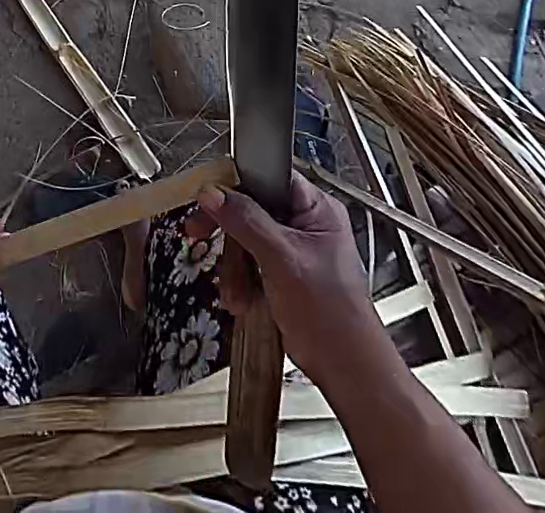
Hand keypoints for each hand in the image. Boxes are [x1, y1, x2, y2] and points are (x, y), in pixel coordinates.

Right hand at [195, 173, 392, 383]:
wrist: (345, 368)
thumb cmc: (330, 314)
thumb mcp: (282, 259)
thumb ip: (246, 221)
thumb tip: (213, 193)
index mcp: (316, 207)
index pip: (268, 177)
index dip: (235, 185)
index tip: (207, 200)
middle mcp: (305, 223)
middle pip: (251, 208)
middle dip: (230, 235)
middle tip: (199, 233)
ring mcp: (293, 248)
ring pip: (245, 239)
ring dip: (235, 268)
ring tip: (240, 293)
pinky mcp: (282, 272)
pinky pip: (249, 263)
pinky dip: (242, 281)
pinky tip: (245, 300)